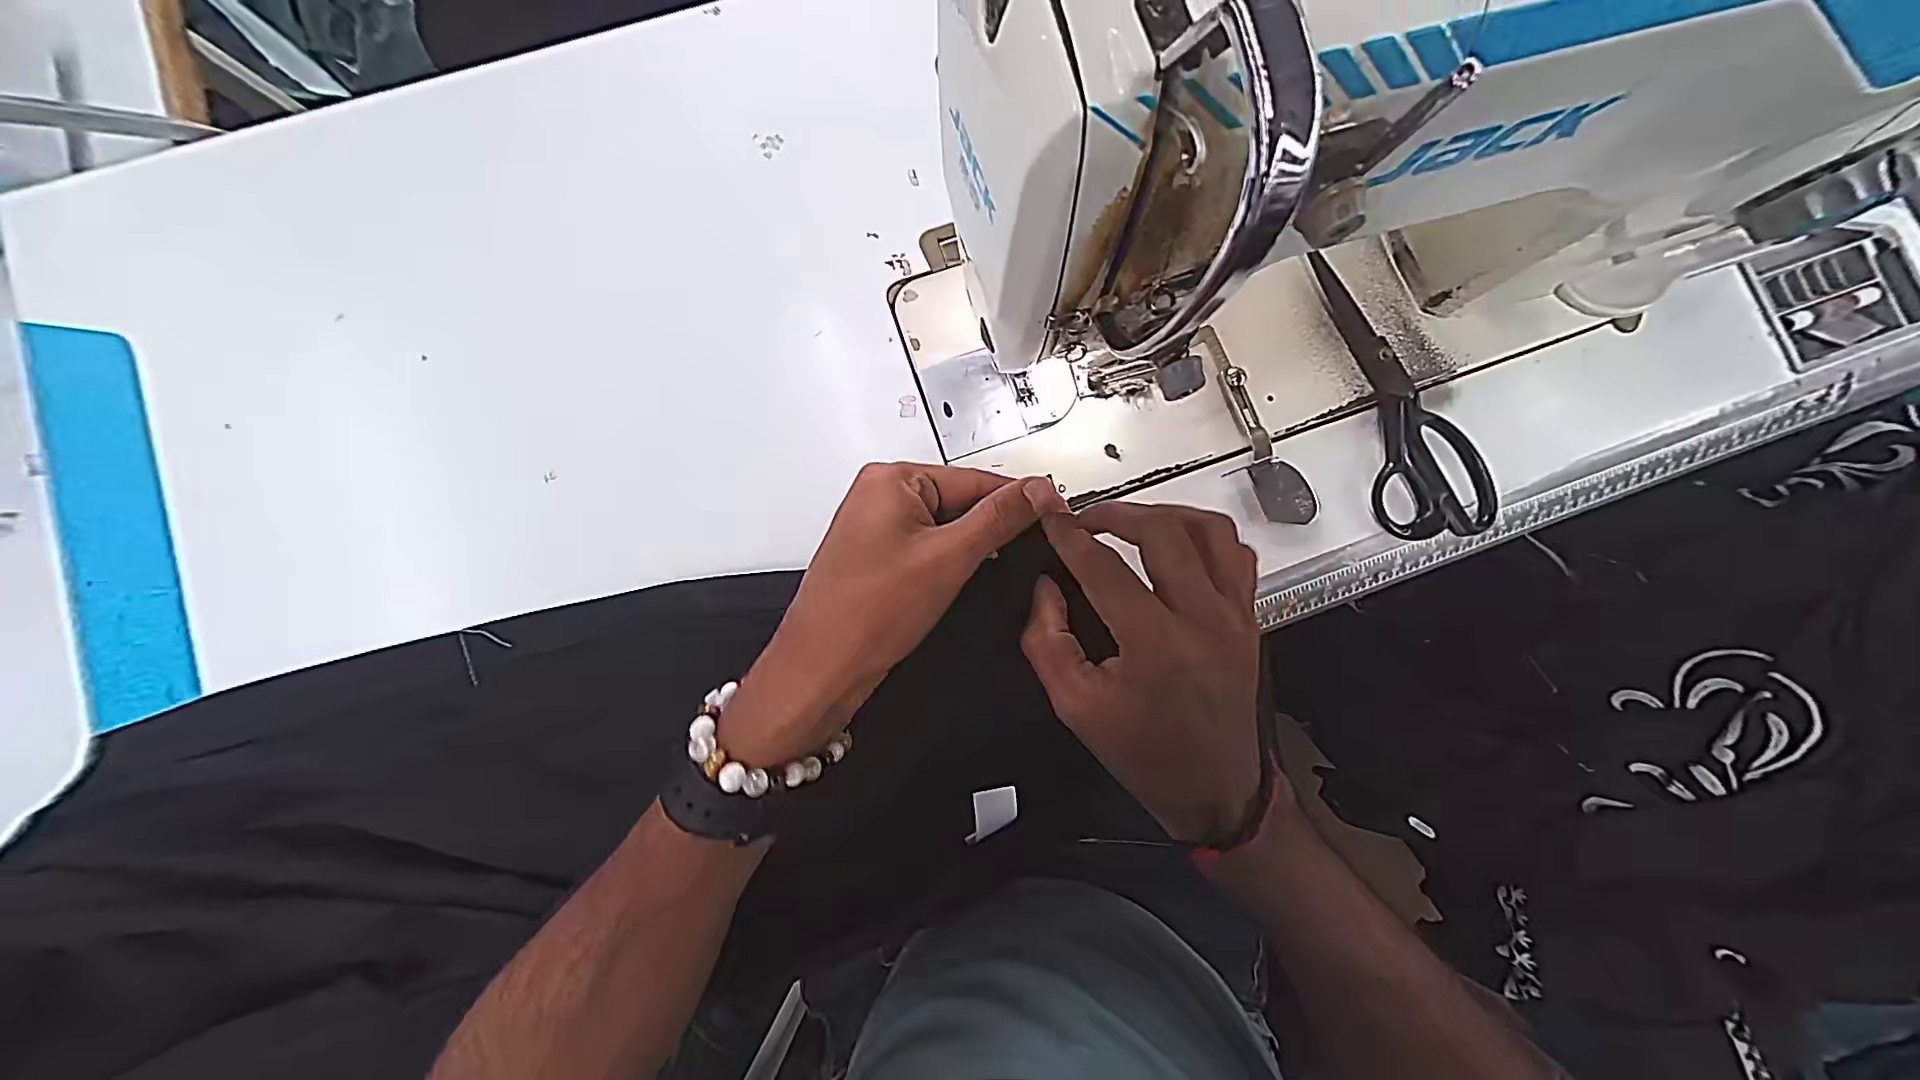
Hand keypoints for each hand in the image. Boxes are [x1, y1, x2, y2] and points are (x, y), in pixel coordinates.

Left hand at [723, 463, 1064, 764]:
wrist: (823, 667)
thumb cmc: (861, 615)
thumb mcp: (948, 558)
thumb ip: (998, 519)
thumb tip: (1033, 491)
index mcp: (889, 479)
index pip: (975, 477)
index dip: (1018, 499)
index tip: (1051, 510)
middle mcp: (878, 495)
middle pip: (960, 499)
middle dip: (991, 526)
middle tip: (1027, 544)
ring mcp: (876, 526)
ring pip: (946, 525)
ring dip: (970, 546)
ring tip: (982, 569)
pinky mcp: (879, 554)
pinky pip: (928, 546)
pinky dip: (949, 560)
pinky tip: (954, 581)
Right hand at [1022, 502, 1269, 842]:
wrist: (1214, 789)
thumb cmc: (1150, 755)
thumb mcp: (1075, 706)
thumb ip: (1047, 641)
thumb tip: (1045, 590)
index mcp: (1157, 645)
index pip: (1104, 567)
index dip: (1068, 536)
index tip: (1051, 518)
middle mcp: (1204, 622)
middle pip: (1162, 532)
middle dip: (1115, 513)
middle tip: (1086, 520)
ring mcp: (1234, 618)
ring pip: (1209, 530)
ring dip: (1164, 514)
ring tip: (1132, 520)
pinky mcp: (1248, 620)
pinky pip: (1236, 554)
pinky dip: (1205, 535)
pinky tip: (1180, 542)